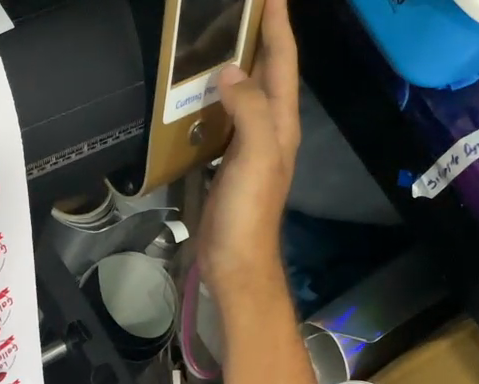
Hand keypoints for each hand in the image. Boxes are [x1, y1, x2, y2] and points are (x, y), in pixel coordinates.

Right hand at [198, 0, 300, 297]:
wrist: (236, 264)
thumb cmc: (248, 212)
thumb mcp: (255, 155)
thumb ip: (247, 109)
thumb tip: (228, 72)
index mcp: (281, 123)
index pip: (283, 61)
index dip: (277, 23)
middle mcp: (269, 131)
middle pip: (267, 73)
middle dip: (257, 38)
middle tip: (238, 11)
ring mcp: (247, 151)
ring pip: (244, 97)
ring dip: (234, 68)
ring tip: (213, 42)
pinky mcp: (226, 168)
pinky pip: (223, 124)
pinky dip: (213, 104)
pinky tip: (196, 98)